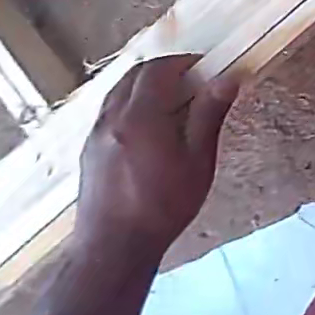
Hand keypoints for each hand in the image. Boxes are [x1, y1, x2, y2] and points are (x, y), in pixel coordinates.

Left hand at [76, 54, 240, 261]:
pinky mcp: (88, 152)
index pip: (158, 69)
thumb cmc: (163, 206)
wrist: (112, 251)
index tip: (205, 68)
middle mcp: (111, 119)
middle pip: (134, 75)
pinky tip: (149, 128)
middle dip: (164, 70)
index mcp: (139, 117)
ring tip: (172, 103)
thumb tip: (227, 78)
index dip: (183, 62)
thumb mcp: (197, 160)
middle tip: (191, 82)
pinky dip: (131, 104)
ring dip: (145, 86)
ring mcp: (95, 135)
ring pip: (119, 92)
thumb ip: (209, 115)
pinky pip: (110, 111)